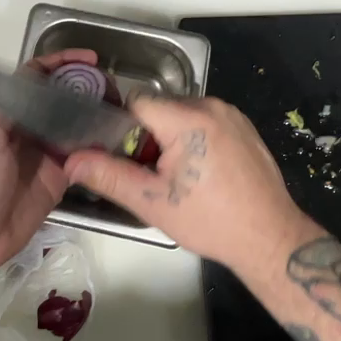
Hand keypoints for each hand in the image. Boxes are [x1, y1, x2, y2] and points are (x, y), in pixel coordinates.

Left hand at [0, 49, 96, 280]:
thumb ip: (10, 102)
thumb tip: (40, 76)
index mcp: (6, 111)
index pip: (36, 76)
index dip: (61, 63)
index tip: (89, 60)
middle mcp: (28, 127)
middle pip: (60, 97)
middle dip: (84, 87)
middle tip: (112, 85)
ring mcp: (45, 152)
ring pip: (75, 123)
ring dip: (95, 112)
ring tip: (121, 105)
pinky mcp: (60, 176)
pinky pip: (83, 154)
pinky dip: (99, 144)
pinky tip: (116, 136)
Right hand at [65, 95, 312, 276]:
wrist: (270, 237)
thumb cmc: (210, 221)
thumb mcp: (152, 202)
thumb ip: (108, 175)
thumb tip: (70, 161)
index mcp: (187, 118)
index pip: (137, 102)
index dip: (124, 127)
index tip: (122, 154)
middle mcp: (210, 105)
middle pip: (161, 108)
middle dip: (150, 136)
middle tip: (152, 174)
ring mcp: (232, 114)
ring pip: (183, 115)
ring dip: (173, 138)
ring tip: (178, 177)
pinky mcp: (245, 126)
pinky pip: (207, 121)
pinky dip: (197, 139)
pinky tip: (202, 174)